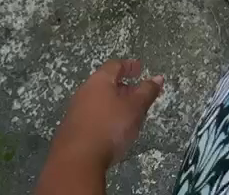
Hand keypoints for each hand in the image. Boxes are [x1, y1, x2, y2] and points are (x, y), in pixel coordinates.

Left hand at [47, 59, 164, 171]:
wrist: (75, 163)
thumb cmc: (109, 127)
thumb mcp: (135, 108)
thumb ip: (147, 91)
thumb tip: (158, 78)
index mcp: (99, 81)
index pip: (115, 65)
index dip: (129, 66)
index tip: (140, 69)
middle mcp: (84, 92)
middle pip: (105, 83)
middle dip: (122, 88)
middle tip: (137, 95)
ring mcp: (74, 112)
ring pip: (97, 102)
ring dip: (112, 105)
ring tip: (126, 115)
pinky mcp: (69, 132)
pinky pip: (90, 117)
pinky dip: (103, 119)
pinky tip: (110, 132)